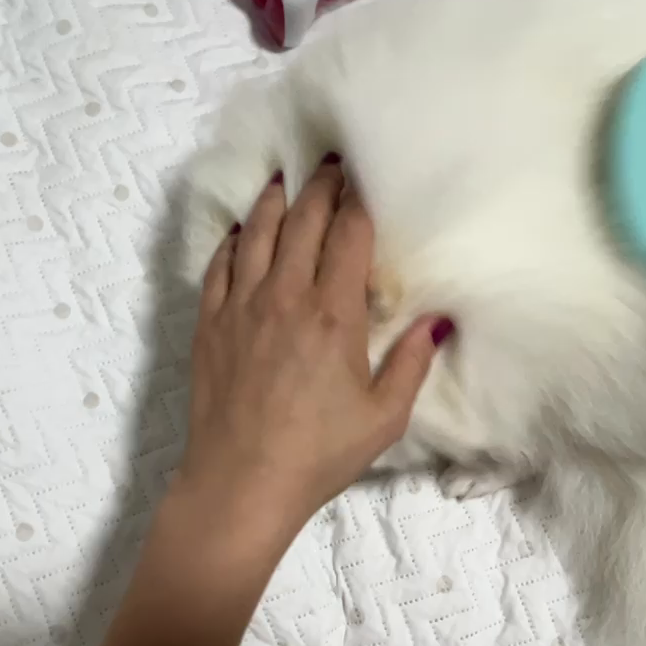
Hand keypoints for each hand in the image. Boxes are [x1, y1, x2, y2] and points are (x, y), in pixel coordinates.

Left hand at [172, 158, 446, 551]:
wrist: (241, 483)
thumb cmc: (319, 455)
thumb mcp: (383, 417)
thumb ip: (410, 363)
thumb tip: (435, 321)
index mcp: (333, 315)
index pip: (349, 235)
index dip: (359, 201)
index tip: (364, 178)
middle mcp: (284, 296)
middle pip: (303, 220)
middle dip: (320, 185)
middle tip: (330, 163)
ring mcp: (240, 307)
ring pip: (258, 233)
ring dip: (275, 200)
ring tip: (285, 180)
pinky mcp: (210, 324)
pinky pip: (219, 265)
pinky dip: (234, 240)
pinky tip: (242, 232)